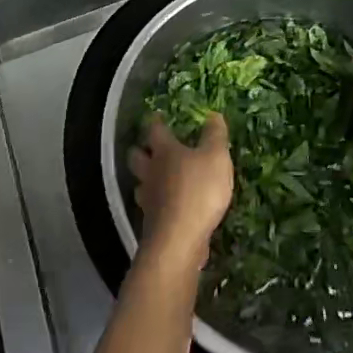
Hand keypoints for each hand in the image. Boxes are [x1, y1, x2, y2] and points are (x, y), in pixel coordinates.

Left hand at [128, 114, 232, 268]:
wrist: (180, 238)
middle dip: (141, 150)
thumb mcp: (216, 158)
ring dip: (146, 178)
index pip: (154, 130)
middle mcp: (150, 171)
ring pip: (140, 182)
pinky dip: (156, 203)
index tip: (156, 116)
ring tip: (156, 178)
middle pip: (136, 156)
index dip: (155, 122)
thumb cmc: (199, 190)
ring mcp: (148, 198)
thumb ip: (215, 136)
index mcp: (164, 151)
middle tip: (151, 148)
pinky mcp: (152, 221)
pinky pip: (151, 206)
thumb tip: (213, 114)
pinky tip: (166, 205)